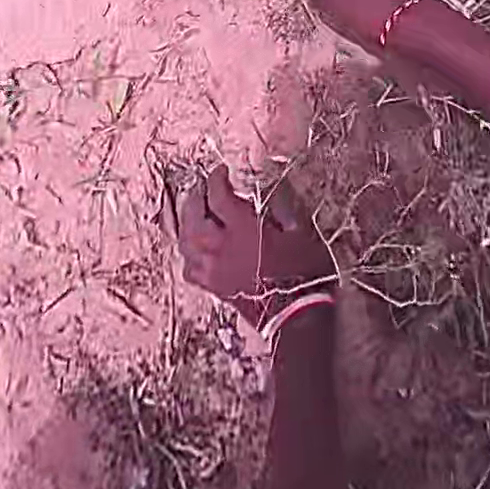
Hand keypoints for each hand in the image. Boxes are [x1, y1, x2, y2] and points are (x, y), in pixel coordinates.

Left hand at [177, 165, 333, 326]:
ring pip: (186, 239)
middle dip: (197, 197)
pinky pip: (190, 267)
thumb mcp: (298, 231)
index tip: (221, 172)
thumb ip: (279, 207)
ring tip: (197, 212)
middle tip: (205, 189)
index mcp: (242, 228)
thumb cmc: (302, 273)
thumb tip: (268, 192)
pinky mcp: (213, 287)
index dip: (216, 178)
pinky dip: (189, 253)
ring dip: (188, 221)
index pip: (217, 195)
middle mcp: (221, 246)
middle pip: (194, 214)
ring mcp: (213, 268)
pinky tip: (197, 248)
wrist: (298, 316)